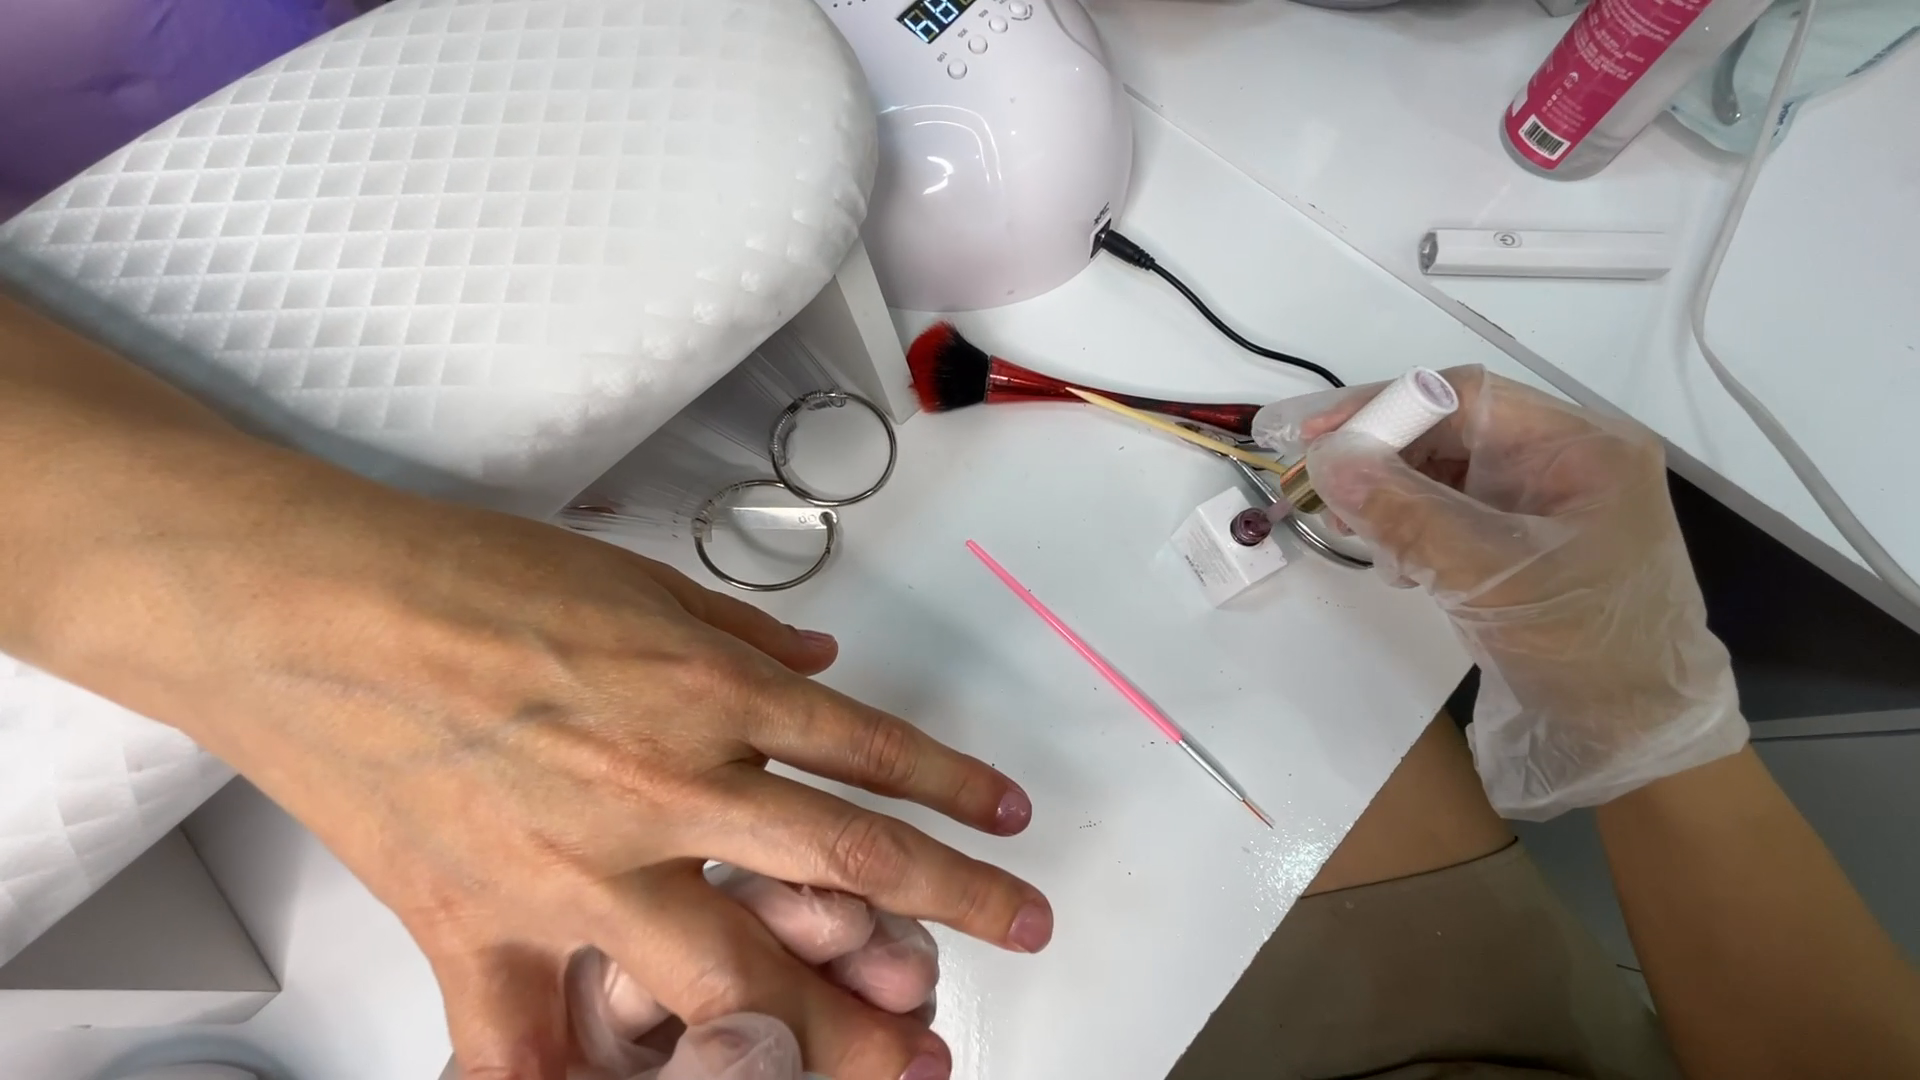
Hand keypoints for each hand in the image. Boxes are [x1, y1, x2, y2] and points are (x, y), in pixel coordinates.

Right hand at [36, 451, 1047, 1079]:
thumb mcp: (648, 586)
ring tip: (914, 1059)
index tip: (1007, 814)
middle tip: (1020, 930)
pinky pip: (534, 1050)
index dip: (955, 784)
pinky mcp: (477, 929)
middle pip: (843, 863)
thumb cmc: (492, 577)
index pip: (872, 750)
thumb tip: (822, 663)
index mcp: (712, 693)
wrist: (320, 608)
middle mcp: (667, 786)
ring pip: (734, 972)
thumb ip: (748, 633)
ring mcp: (576, 871)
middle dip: (949, 901)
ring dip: (832, 1026)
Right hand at [1253, 367, 1746, 819]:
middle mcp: (1555, 465)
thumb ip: (1404, 511)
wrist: (1625, 737)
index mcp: (1578, 449)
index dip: (1384, 407)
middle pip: (1445, 433)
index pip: (1464, 397)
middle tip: (1317, 486)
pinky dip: (1401, 530)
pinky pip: (1437, 515)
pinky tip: (1391, 560)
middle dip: (1379, 458)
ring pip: (1434, 475)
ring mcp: (1530, 507)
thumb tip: (1325, 459)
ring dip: (1384, 497)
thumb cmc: (1580, 644)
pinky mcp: (1505, 545)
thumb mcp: (1488, 571)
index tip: (1315, 438)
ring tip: (1350, 530)